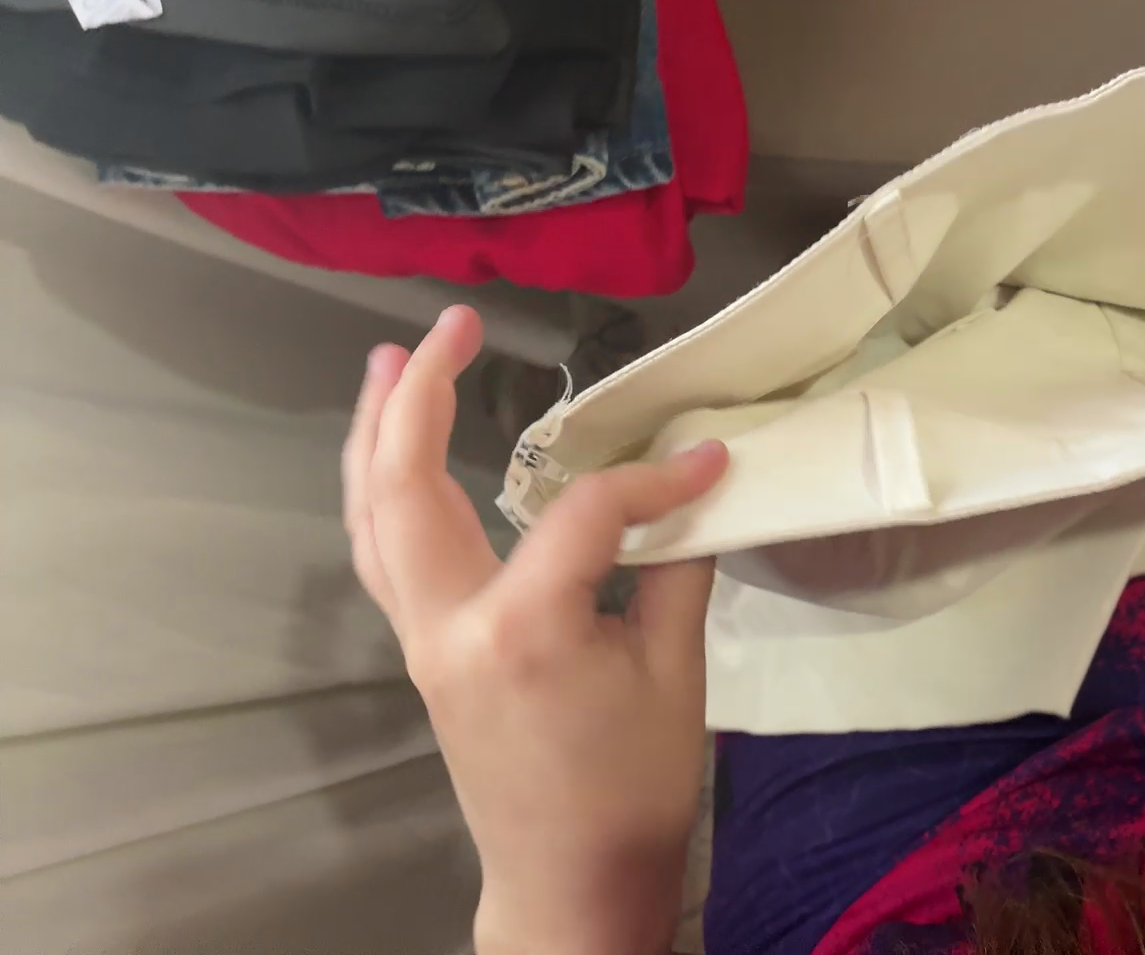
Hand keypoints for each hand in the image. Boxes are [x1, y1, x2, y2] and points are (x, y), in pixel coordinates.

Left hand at [342, 306, 729, 954]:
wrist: (570, 875)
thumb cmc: (633, 780)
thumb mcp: (675, 669)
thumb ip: (678, 566)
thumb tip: (698, 492)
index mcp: (523, 629)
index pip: (588, 513)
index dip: (657, 476)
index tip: (712, 459)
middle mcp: (448, 624)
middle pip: (405, 488)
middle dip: (419, 396)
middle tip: (449, 327)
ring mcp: (422, 638)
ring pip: (373, 517)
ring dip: (377, 434)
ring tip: (391, 364)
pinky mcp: (426, 650)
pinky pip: (389, 551)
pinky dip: (388, 490)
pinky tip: (407, 461)